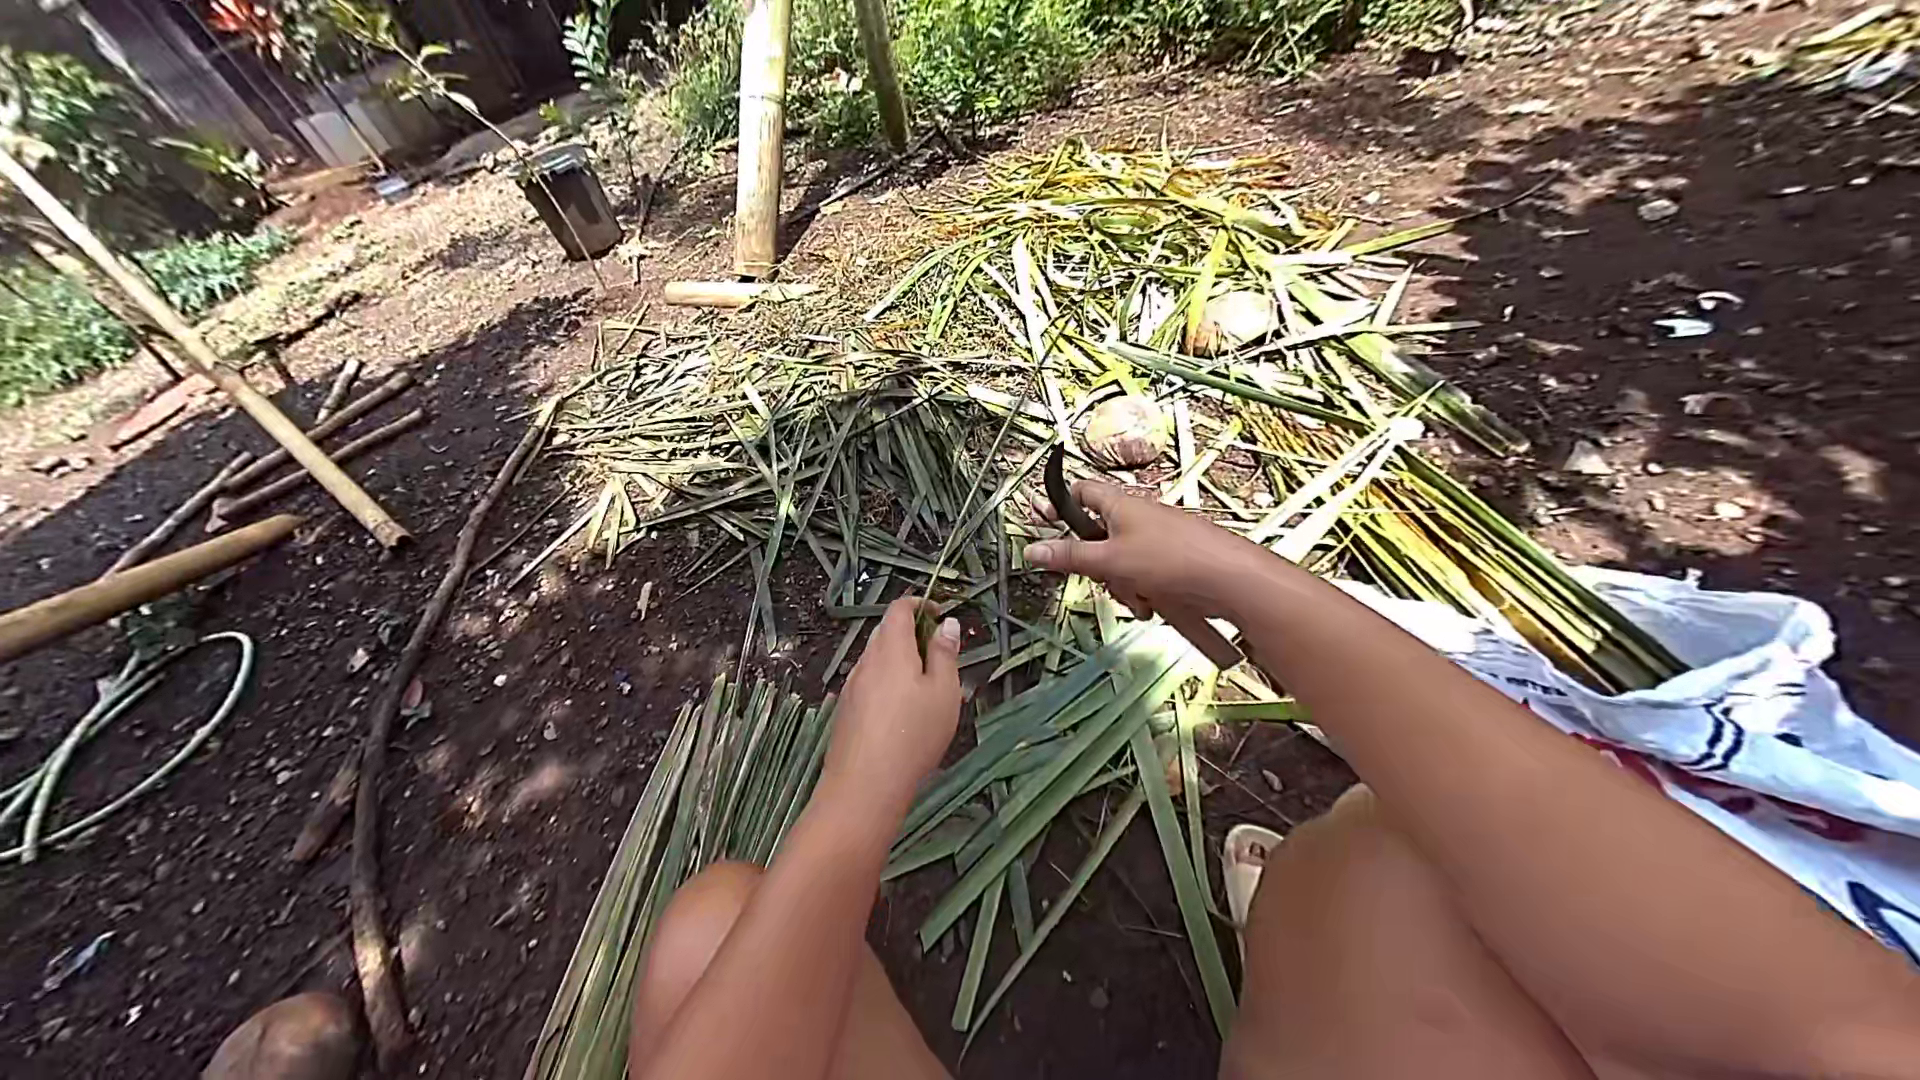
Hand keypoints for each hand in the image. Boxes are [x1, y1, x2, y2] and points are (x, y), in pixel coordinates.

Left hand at [821, 596, 962, 818]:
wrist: (864, 786)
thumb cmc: (914, 735)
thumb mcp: (944, 692)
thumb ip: (945, 654)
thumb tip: (947, 624)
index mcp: (891, 648)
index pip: (899, 608)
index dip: (920, 604)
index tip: (940, 615)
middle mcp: (866, 660)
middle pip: (886, 631)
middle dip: (912, 633)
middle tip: (939, 656)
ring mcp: (851, 685)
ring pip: (876, 658)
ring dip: (899, 659)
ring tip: (924, 689)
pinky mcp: (845, 709)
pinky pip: (868, 681)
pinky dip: (886, 681)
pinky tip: (900, 713)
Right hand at [1025, 480, 1270, 622]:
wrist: (1231, 581)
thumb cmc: (1173, 559)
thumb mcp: (1110, 560)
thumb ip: (1069, 557)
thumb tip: (1032, 550)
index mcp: (1120, 504)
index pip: (1080, 492)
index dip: (1059, 506)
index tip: (1041, 520)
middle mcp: (1138, 518)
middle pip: (1097, 537)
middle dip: (1095, 563)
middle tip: (1100, 575)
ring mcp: (1156, 541)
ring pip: (1119, 563)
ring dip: (1121, 584)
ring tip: (1137, 594)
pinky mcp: (1172, 563)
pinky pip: (1142, 577)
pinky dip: (1142, 592)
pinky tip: (1153, 603)